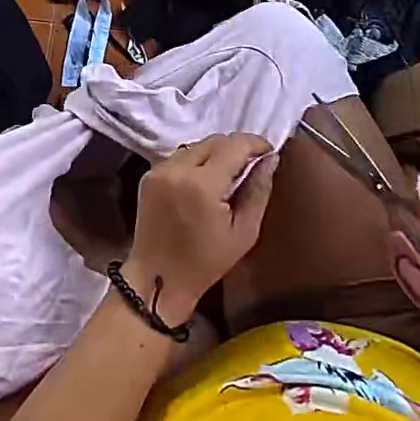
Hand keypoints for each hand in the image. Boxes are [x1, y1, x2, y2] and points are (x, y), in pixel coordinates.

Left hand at [123, 133, 278, 324]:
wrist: (157, 280)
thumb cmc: (205, 263)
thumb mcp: (244, 232)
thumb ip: (259, 190)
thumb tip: (270, 158)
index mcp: (202, 184)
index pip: (235, 145)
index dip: (256, 143)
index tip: (268, 152)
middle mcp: (178, 169)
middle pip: (215, 140)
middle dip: (236, 147)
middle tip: (250, 167)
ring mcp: (159, 171)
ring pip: (197, 145)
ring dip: (216, 152)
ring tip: (228, 174)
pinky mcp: (148, 176)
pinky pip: (180, 156)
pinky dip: (196, 161)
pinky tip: (203, 182)